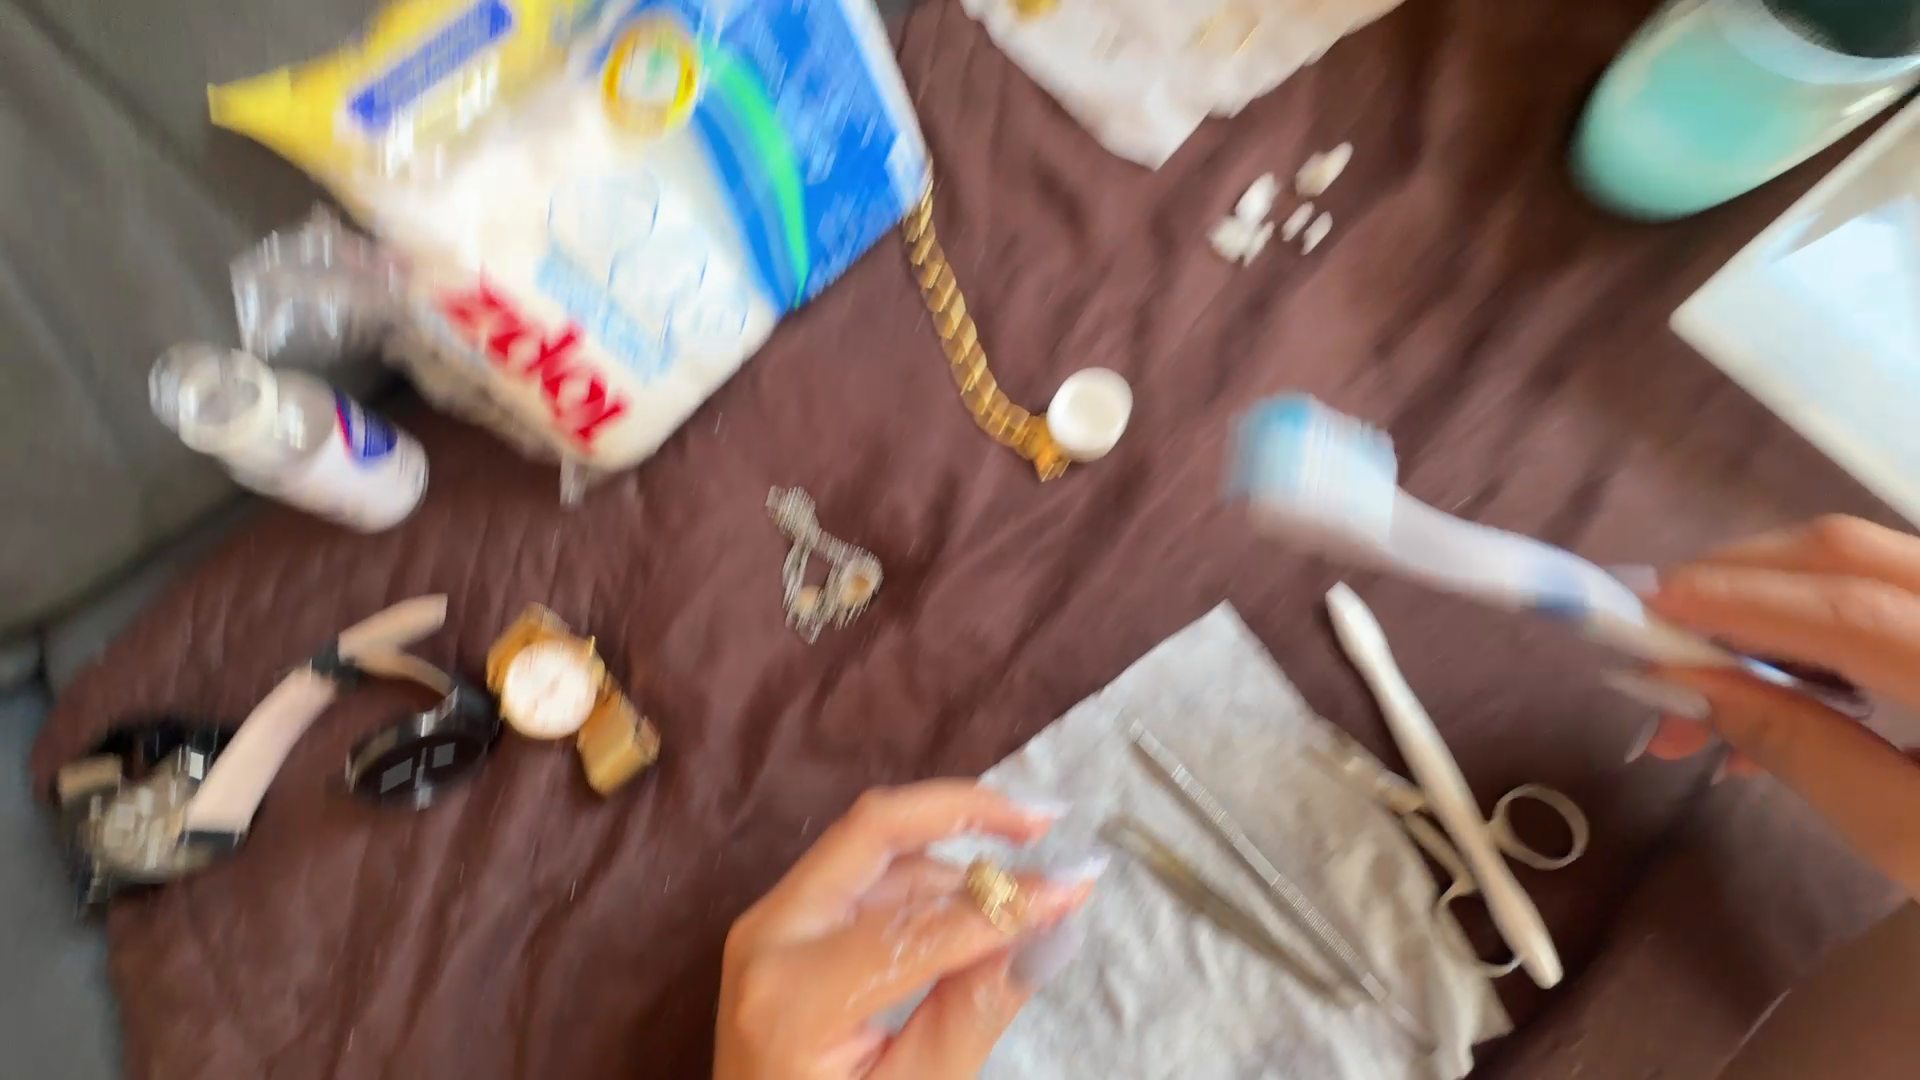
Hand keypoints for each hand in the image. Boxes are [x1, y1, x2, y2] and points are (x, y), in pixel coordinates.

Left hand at [714, 781, 1097, 1079]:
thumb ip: (976, 1009)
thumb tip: (1050, 925)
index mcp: (793, 995)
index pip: (920, 926)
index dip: (1005, 903)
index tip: (1077, 882)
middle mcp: (770, 930)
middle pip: (876, 828)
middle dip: (965, 809)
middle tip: (1042, 816)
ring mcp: (771, 916)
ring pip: (875, 845)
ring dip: (950, 849)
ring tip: (1018, 887)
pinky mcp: (784, 916)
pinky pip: (864, 869)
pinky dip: (924, 871)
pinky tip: (968, 904)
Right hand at [1641, 516, 1919, 895]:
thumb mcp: (1915, 841)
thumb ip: (1798, 751)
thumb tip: (1675, 681)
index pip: (1845, 613)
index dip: (1727, 602)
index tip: (1629, 610)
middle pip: (1842, 552)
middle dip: (1723, 581)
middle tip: (1651, 634)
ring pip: (1851, 562)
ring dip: (1751, 606)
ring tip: (1701, 680)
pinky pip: (1872, 586)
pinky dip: (1797, 618)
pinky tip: (1771, 680)